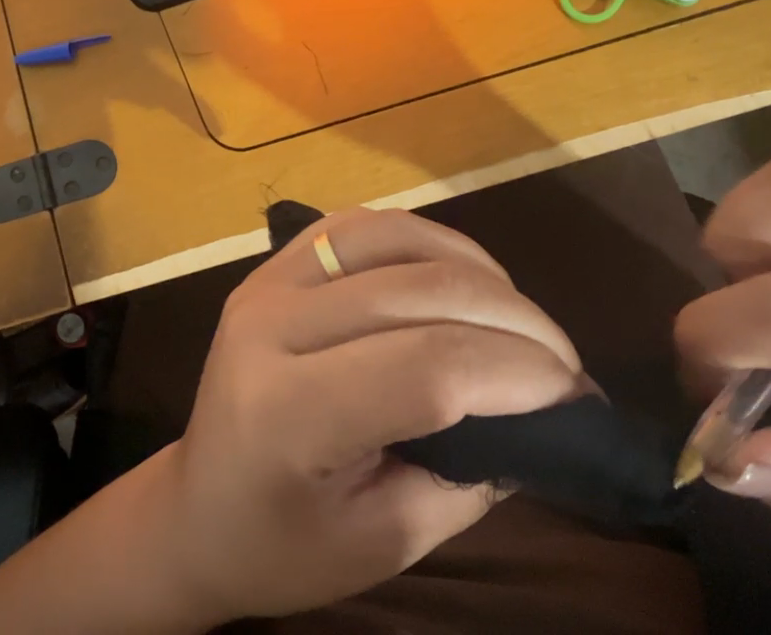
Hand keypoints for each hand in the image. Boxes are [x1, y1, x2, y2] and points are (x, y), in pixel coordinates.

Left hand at [156, 207, 583, 622]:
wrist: (196, 507)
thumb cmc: (282, 545)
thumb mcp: (384, 541)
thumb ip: (467, 475)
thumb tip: (541, 412)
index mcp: (288, 410)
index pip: (428, 367)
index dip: (518, 373)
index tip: (575, 396)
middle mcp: (270, 325)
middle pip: (421, 293)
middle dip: (517, 323)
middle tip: (564, 367)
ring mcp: (266, 283)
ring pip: (395, 239)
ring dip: (476, 270)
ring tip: (520, 320)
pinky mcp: (271, 266)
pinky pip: (361, 226)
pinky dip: (425, 240)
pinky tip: (460, 276)